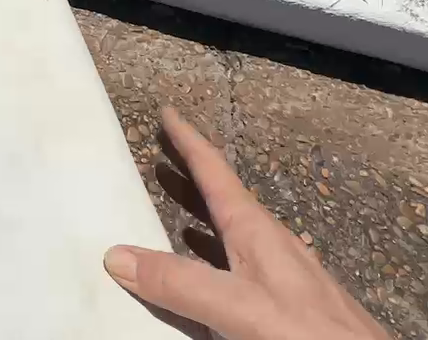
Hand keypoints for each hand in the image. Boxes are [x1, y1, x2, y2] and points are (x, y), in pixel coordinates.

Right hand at [104, 107, 390, 339]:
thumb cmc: (313, 335)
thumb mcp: (240, 308)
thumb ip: (179, 283)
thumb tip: (114, 255)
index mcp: (257, 232)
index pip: (215, 172)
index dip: (188, 140)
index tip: (168, 110)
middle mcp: (271, 248)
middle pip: (222, 199)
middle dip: (189, 174)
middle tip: (157, 153)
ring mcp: (286, 281)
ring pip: (232, 235)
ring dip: (199, 216)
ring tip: (171, 208)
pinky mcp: (293, 311)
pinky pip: (240, 268)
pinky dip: (213, 258)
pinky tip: (206, 277)